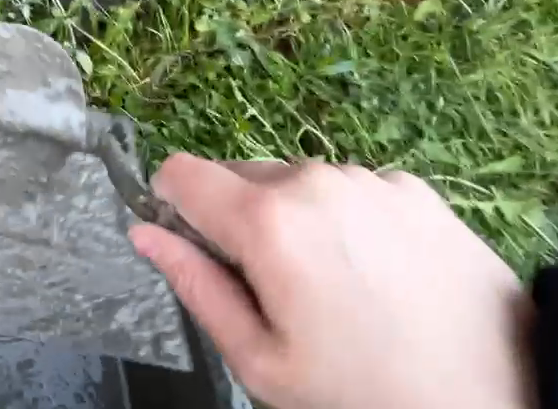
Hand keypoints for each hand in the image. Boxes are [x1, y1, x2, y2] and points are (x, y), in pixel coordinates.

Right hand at [130, 155, 534, 408]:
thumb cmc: (368, 398)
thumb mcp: (262, 363)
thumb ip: (194, 285)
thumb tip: (143, 231)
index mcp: (265, 220)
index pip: (178, 172)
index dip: (172, 205)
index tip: (198, 247)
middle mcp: (310, 180)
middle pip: (235, 176)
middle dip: (237, 218)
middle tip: (281, 288)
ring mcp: (367, 179)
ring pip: (292, 181)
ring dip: (293, 216)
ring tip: (341, 285)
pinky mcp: (414, 187)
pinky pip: (349, 188)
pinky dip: (347, 217)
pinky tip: (384, 272)